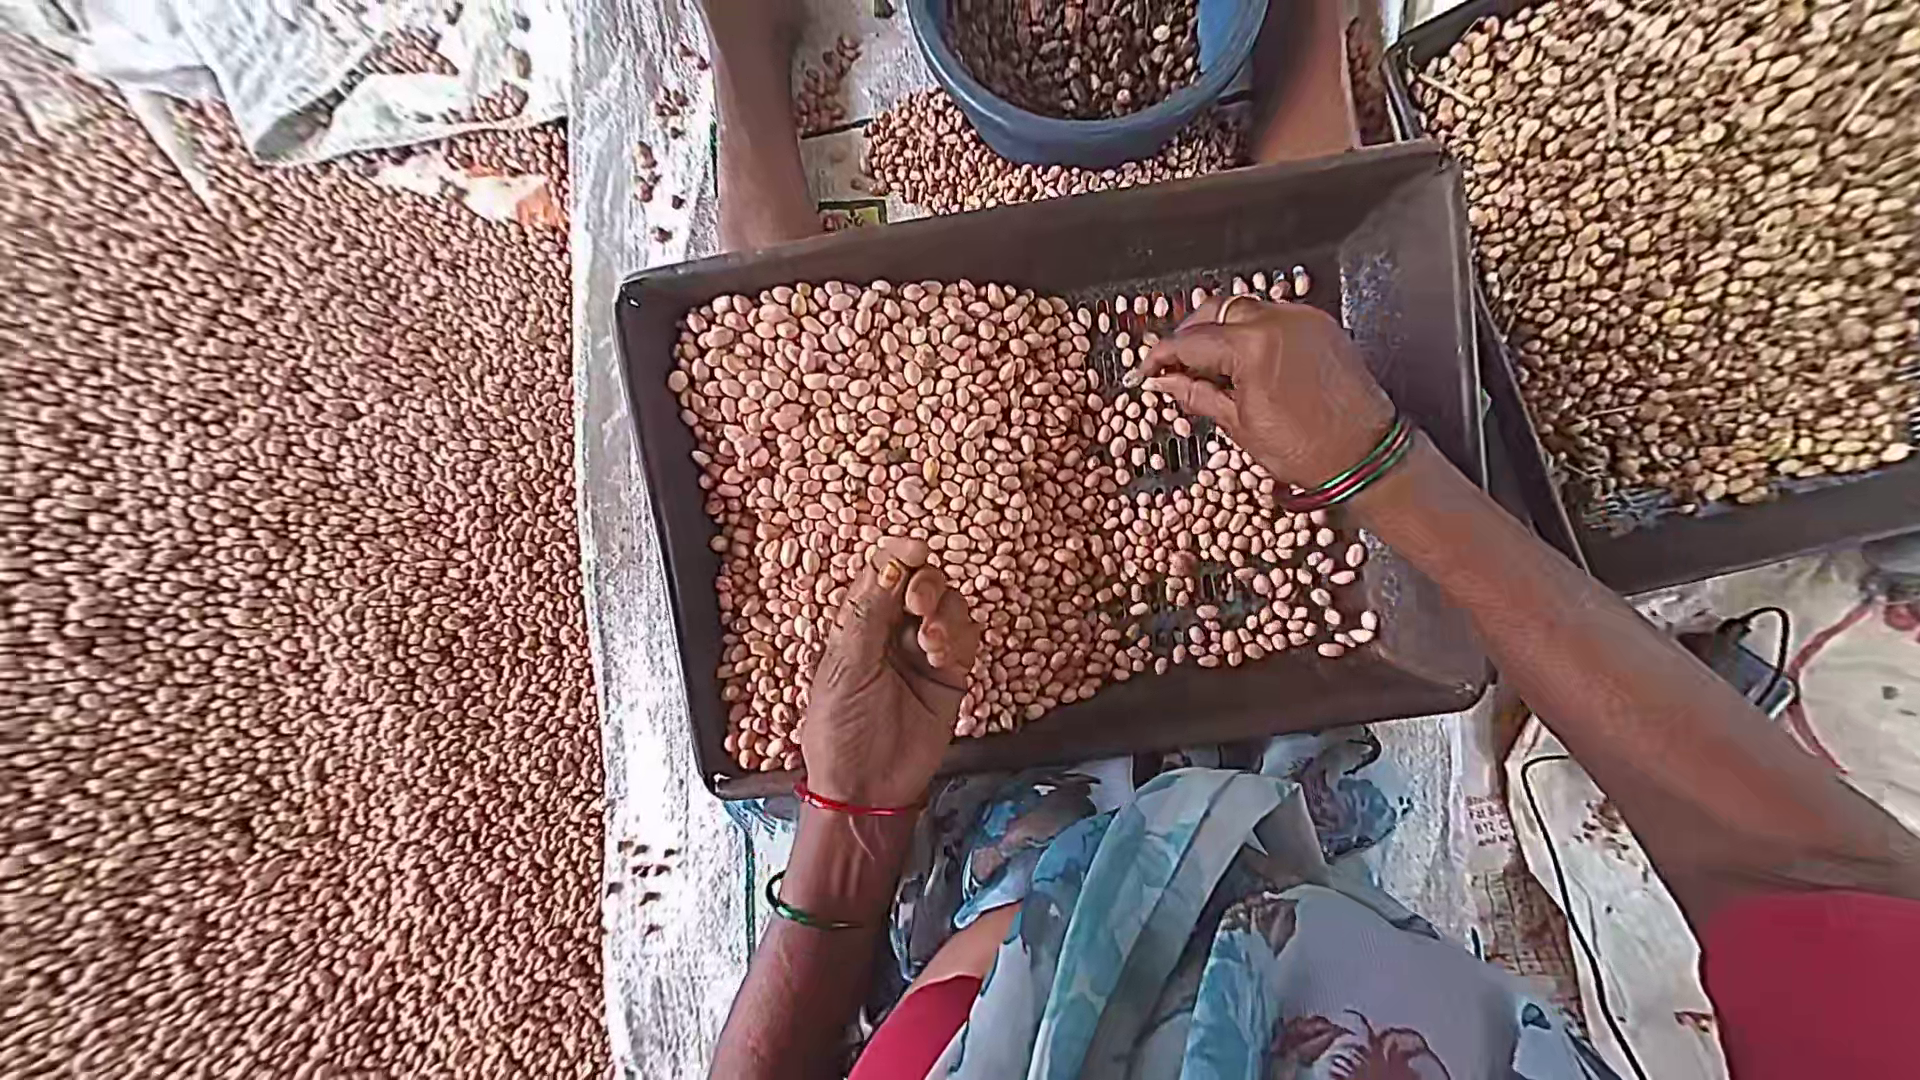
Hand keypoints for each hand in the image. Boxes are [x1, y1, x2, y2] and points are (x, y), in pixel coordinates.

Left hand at [800, 537, 982, 807]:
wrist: (867, 788)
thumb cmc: (841, 727)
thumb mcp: (845, 667)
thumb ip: (868, 614)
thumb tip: (891, 564)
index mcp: (859, 620)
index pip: (882, 570)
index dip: (899, 553)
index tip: (916, 548)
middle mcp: (894, 628)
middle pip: (921, 580)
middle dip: (925, 584)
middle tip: (918, 605)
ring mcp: (924, 649)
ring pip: (949, 604)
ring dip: (944, 613)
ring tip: (929, 643)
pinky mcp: (950, 672)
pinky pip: (966, 636)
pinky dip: (958, 637)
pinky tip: (941, 656)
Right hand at [1138, 297, 1394, 488]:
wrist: (1362, 453)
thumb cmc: (1305, 447)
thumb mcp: (1237, 423)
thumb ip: (1195, 394)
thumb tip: (1165, 382)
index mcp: (1252, 347)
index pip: (1190, 342)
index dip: (1160, 356)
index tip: (1146, 369)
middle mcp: (1278, 322)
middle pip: (1214, 311)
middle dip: (1187, 335)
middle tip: (1171, 364)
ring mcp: (1302, 320)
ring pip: (1243, 309)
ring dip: (1217, 330)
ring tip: (1205, 364)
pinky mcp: (1319, 326)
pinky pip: (1272, 317)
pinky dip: (1248, 332)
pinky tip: (1239, 361)